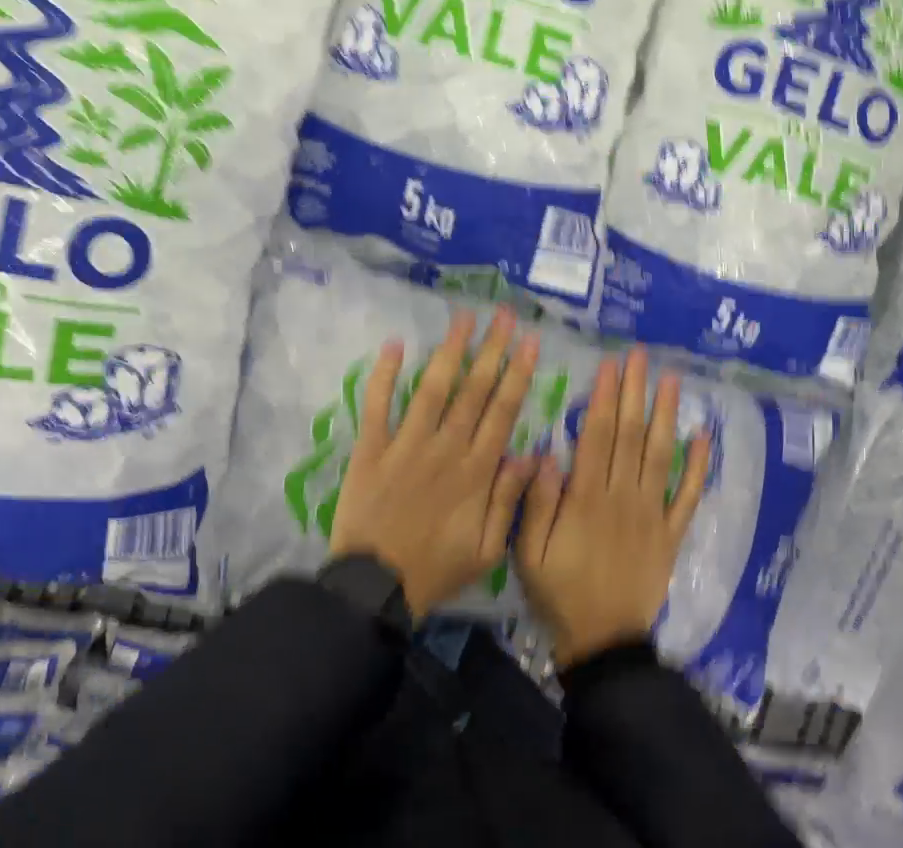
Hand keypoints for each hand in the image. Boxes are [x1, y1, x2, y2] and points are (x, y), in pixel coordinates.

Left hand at [329, 306, 541, 620]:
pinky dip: (384, 375)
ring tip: (464, 317)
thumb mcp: (490, 549)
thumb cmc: (437, 570)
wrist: (375, 587)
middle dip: (492, 350)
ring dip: (450, 350)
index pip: (503, 412)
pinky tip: (394, 345)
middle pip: (473, 390)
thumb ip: (510, 499)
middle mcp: (446, 448)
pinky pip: (377, 406)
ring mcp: (406, 445)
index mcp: (477, 471)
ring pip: (432, 388)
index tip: (531, 343)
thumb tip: (532, 453)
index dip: (519, 375)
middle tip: (506, 315)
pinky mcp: (371, 450)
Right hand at [515, 349, 710, 669]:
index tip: (610, 365)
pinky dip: (698, 466)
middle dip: (635, 392)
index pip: (598, 436)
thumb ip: (536, 504)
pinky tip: (705, 437)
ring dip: (667, 415)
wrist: (603, 640)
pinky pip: (688, 496)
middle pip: (631, 435)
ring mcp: (652, 514)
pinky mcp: (671, 533)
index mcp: (586, 499)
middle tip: (640, 355)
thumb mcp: (529, 554)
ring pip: (661, 455)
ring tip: (672, 380)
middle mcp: (623, 497)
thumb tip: (545, 454)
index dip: (605, 398)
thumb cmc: (560, 594)